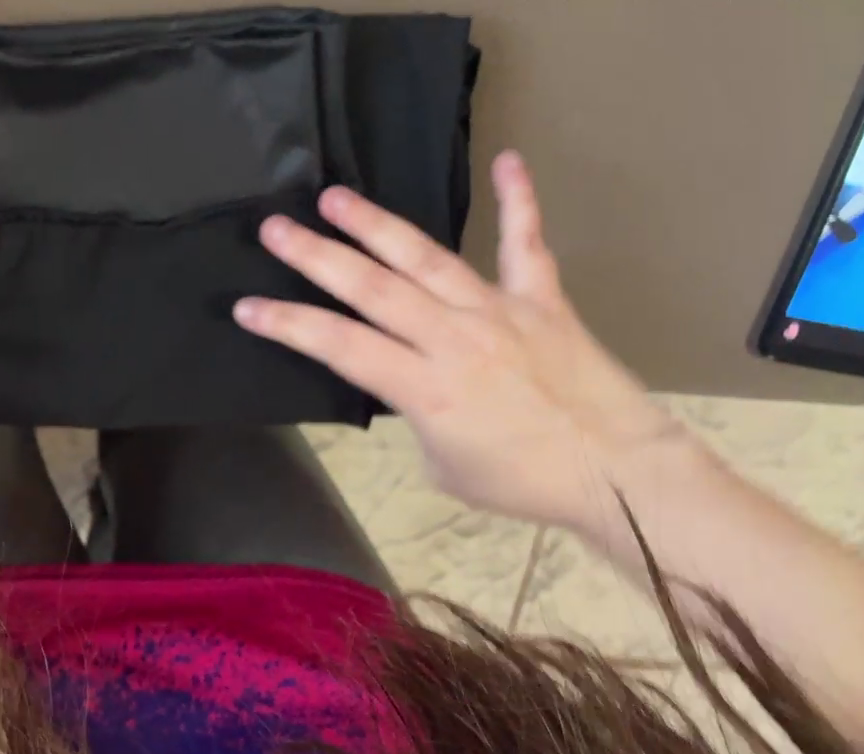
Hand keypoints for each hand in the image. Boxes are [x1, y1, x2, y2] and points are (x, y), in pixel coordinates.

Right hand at [235, 151, 693, 532]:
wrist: (617, 472)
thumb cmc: (517, 481)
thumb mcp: (439, 460)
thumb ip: (414, 410)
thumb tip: (407, 379)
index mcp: (424, 389)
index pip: (339, 346)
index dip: (288, 325)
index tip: (246, 307)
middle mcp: (455, 340)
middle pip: (373, 289)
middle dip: (318, 257)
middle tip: (276, 229)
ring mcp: (500, 312)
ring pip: (427, 260)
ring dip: (377, 226)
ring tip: (337, 198)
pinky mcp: (543, 301)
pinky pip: (527, 244)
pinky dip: (518, 200)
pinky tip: (506, 160)